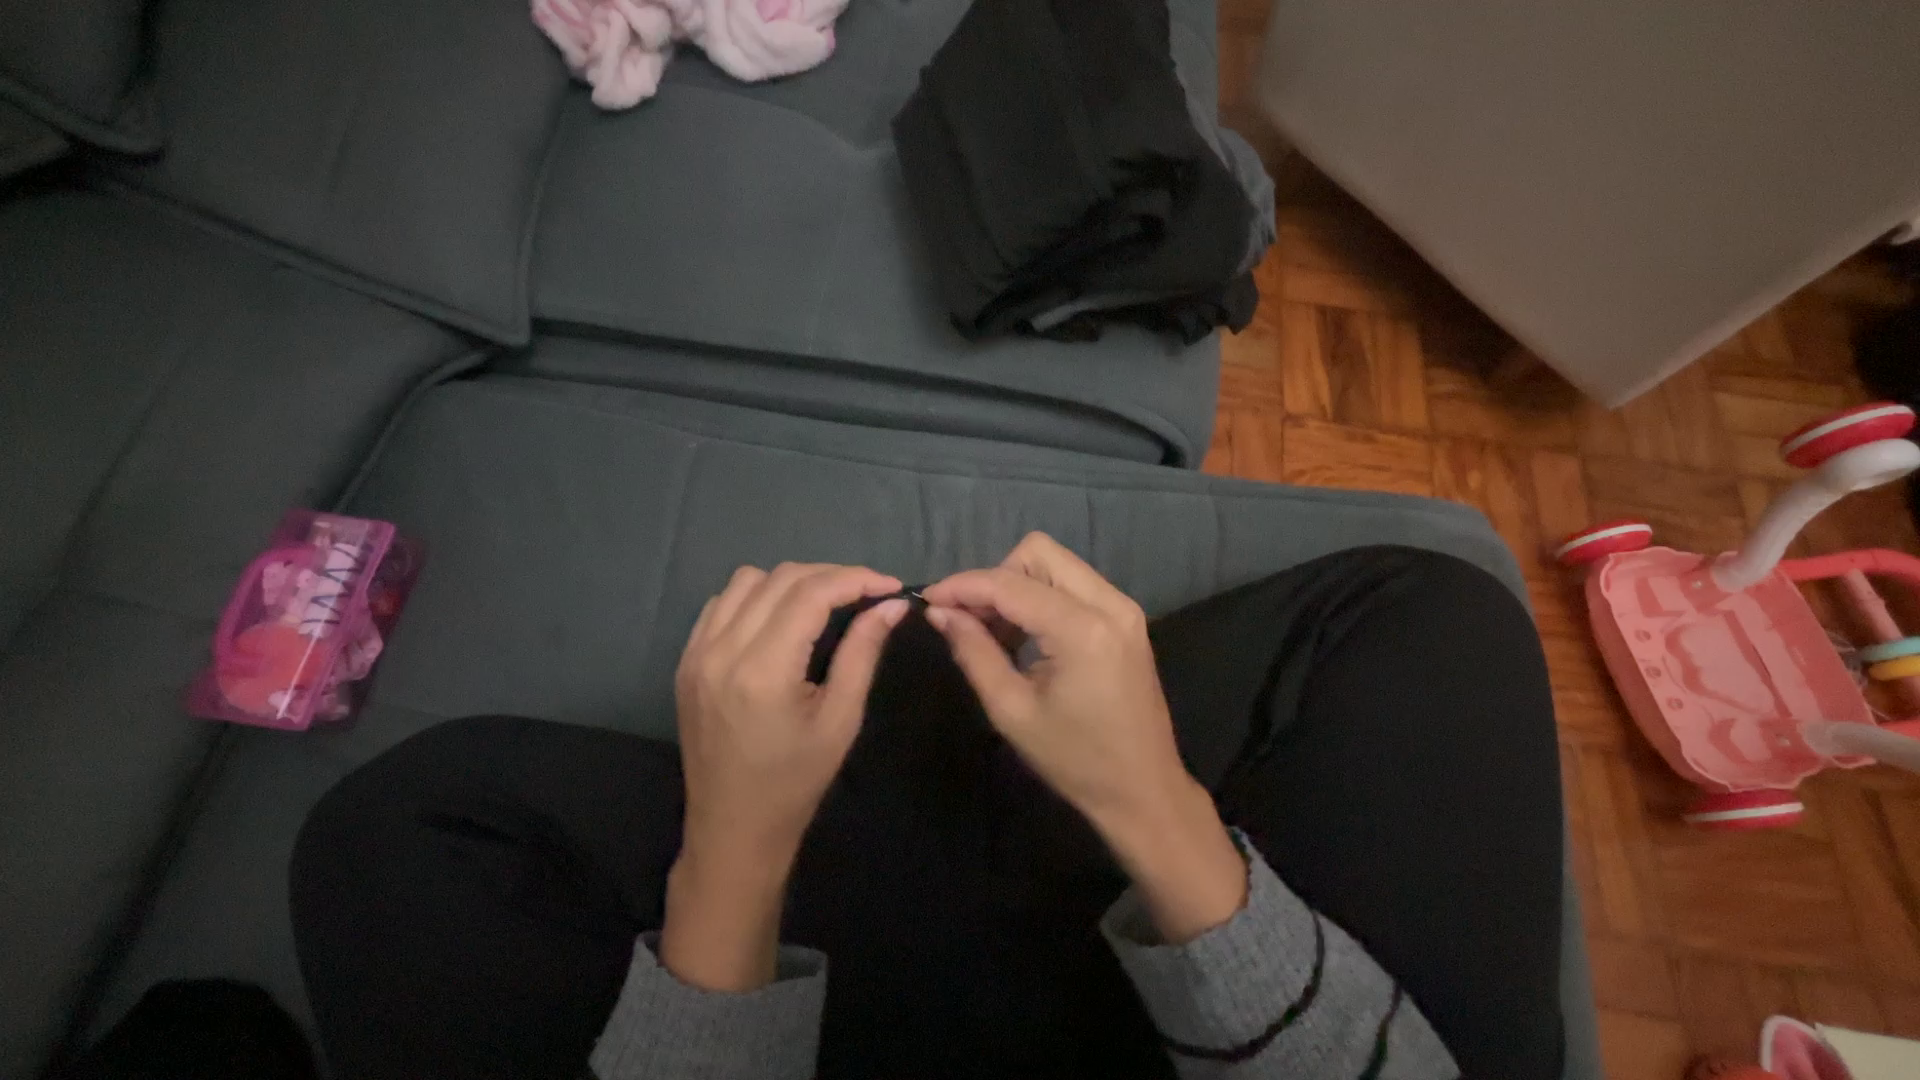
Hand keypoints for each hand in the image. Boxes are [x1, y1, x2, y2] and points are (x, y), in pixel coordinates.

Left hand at [663, 562, 907, 989]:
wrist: (733, 828)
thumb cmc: (796, 782)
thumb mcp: (841, 720)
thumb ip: (863, 654)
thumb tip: (891, 605)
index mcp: (763, 670)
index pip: (812, 593)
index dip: (856, 579)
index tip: (890, 586)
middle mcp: (722, 650)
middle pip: (781, 578)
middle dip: (830, 575)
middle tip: (866, 594)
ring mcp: (697, 653)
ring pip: (746, 581)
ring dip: (791, 581)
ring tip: (824, 603)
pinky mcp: (686, 661)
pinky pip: (720, 604)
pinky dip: (755, 597)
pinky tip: (779, 619)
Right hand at [922, 533, 1245, 942]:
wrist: (1143, 789)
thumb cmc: (1075, 760)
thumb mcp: (1012, 711)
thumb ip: (974, 652)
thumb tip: (940, 612)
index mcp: (1083, 630)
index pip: (1010, 584)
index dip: (963, 586)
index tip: (928, 600)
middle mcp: (1110, 604)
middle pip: (1038, 553)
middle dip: (995, 577)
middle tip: (969, 619)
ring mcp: (1124, 608)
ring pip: (1056, 564)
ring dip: (1017, 586)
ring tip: (992, 633)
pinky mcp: (1126, 618)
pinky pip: (1073, 584)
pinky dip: (1041, 597)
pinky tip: (1022, 636)